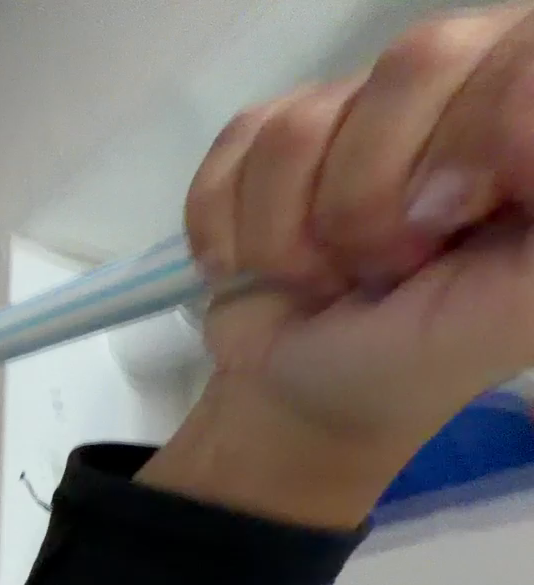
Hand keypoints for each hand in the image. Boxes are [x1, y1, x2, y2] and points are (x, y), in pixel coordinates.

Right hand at [149, 4, 533, 525]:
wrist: (293, 391)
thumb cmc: (414, 356)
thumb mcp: (523, 304)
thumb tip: (509, 143)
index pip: (531, 48)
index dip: (486, 128)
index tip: (454, 220)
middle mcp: (466, 90)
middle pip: (417, 63)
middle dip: (370, 199)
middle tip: (384, 262)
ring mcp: (354, 115)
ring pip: (302, 124)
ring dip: (289, 230)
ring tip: (318, 273)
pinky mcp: (260, 147)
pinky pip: (233, 147)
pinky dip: (226, 224)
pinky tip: (252, 260)